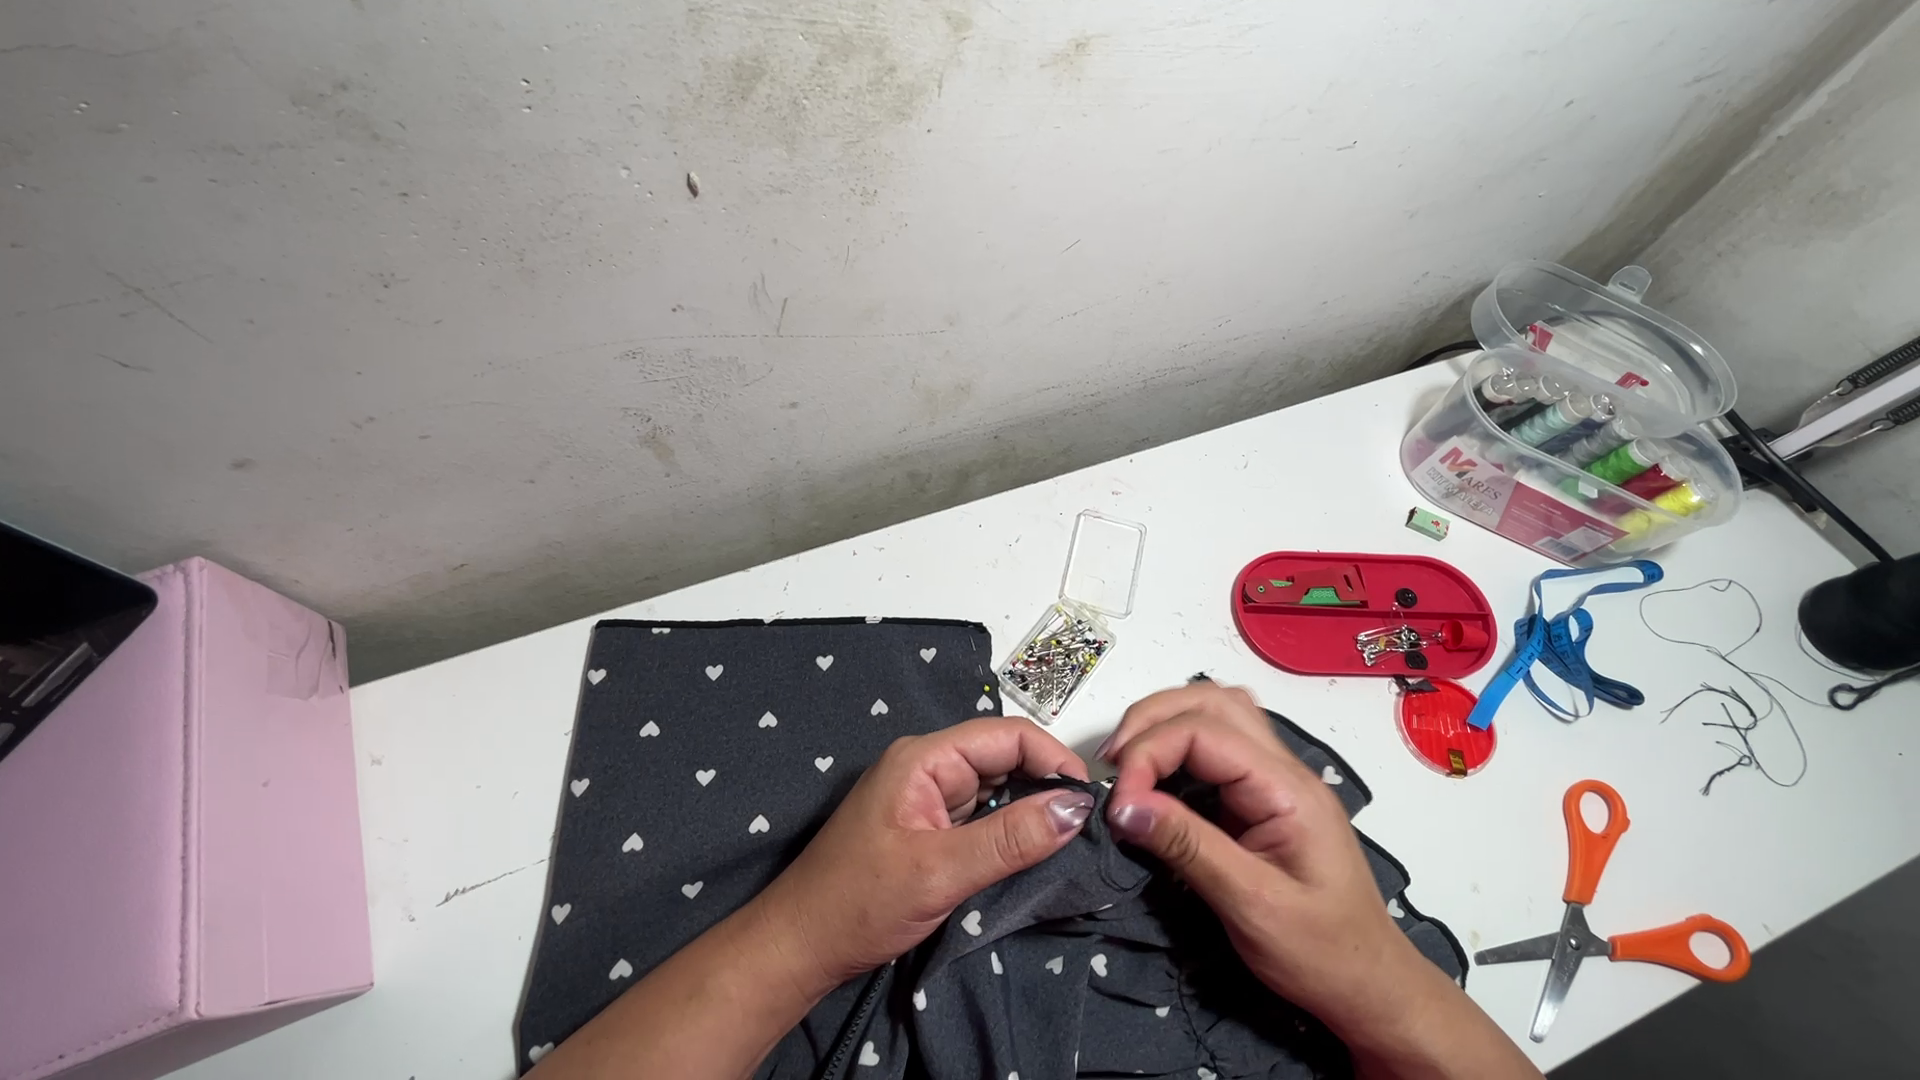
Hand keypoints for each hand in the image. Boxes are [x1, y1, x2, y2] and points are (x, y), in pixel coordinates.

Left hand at [754, 715, 1095, 990]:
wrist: (800, 947)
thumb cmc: (858, 903)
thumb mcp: (940, 872)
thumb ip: (1010, 838)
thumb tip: (1076, 808)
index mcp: (924, 758)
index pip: (1005, 736)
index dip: (1052, 760)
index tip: (1089, 801)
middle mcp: (928, 767)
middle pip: (1003, 758)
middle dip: (1046, 785)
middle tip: (1086, 826)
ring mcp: (928, 797)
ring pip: (996, 788)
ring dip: (1031, 810)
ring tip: (1070, 840)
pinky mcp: (930, 827)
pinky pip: (982, 815)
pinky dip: (1010, 829)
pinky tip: (1034, 851)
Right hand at [1099, 683, 1541, 1078]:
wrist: (1370, 987)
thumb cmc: (1321, 952)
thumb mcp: (1250, 905)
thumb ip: (1187, 846)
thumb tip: (1123, 806)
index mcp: (1287, 789)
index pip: (1204, 731)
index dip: (1149, 754)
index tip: (1119, 804)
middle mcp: (1283, 768)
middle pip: (1210, 701)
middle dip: (1151, 721)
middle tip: (1113, 765)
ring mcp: (1274, 778)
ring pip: (1215, 712)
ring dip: (1165, 723)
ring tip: (1129, 761)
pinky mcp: (1261, 795)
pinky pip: (1217, 744)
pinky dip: (1178, 744)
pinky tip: (1156, 775)